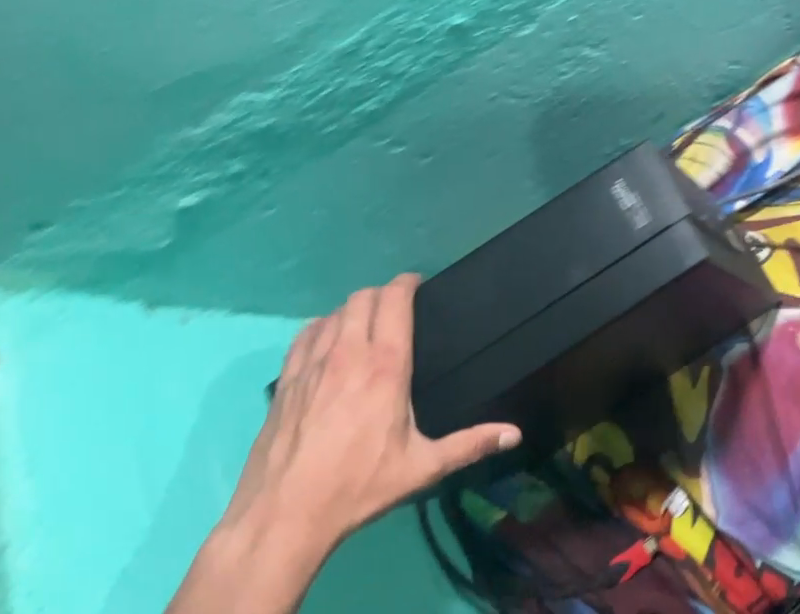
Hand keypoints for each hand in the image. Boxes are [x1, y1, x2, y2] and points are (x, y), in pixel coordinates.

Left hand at [221, 274, 520, 551]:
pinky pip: (305, 336)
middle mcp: (347, 354)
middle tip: (397, 307)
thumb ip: (470, 445)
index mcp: (385, 366)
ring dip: (352, 309)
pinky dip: (321, 328)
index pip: (394, 301)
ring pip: (332, 313)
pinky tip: (327, 343)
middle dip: (382, 294)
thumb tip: (515, 435)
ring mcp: (311, 366)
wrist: (283, 515)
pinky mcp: (285, 382)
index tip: (418, 284)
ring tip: (364, 323)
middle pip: (362, 298)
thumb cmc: (358, 486)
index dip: (407, 283)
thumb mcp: (421, 468)